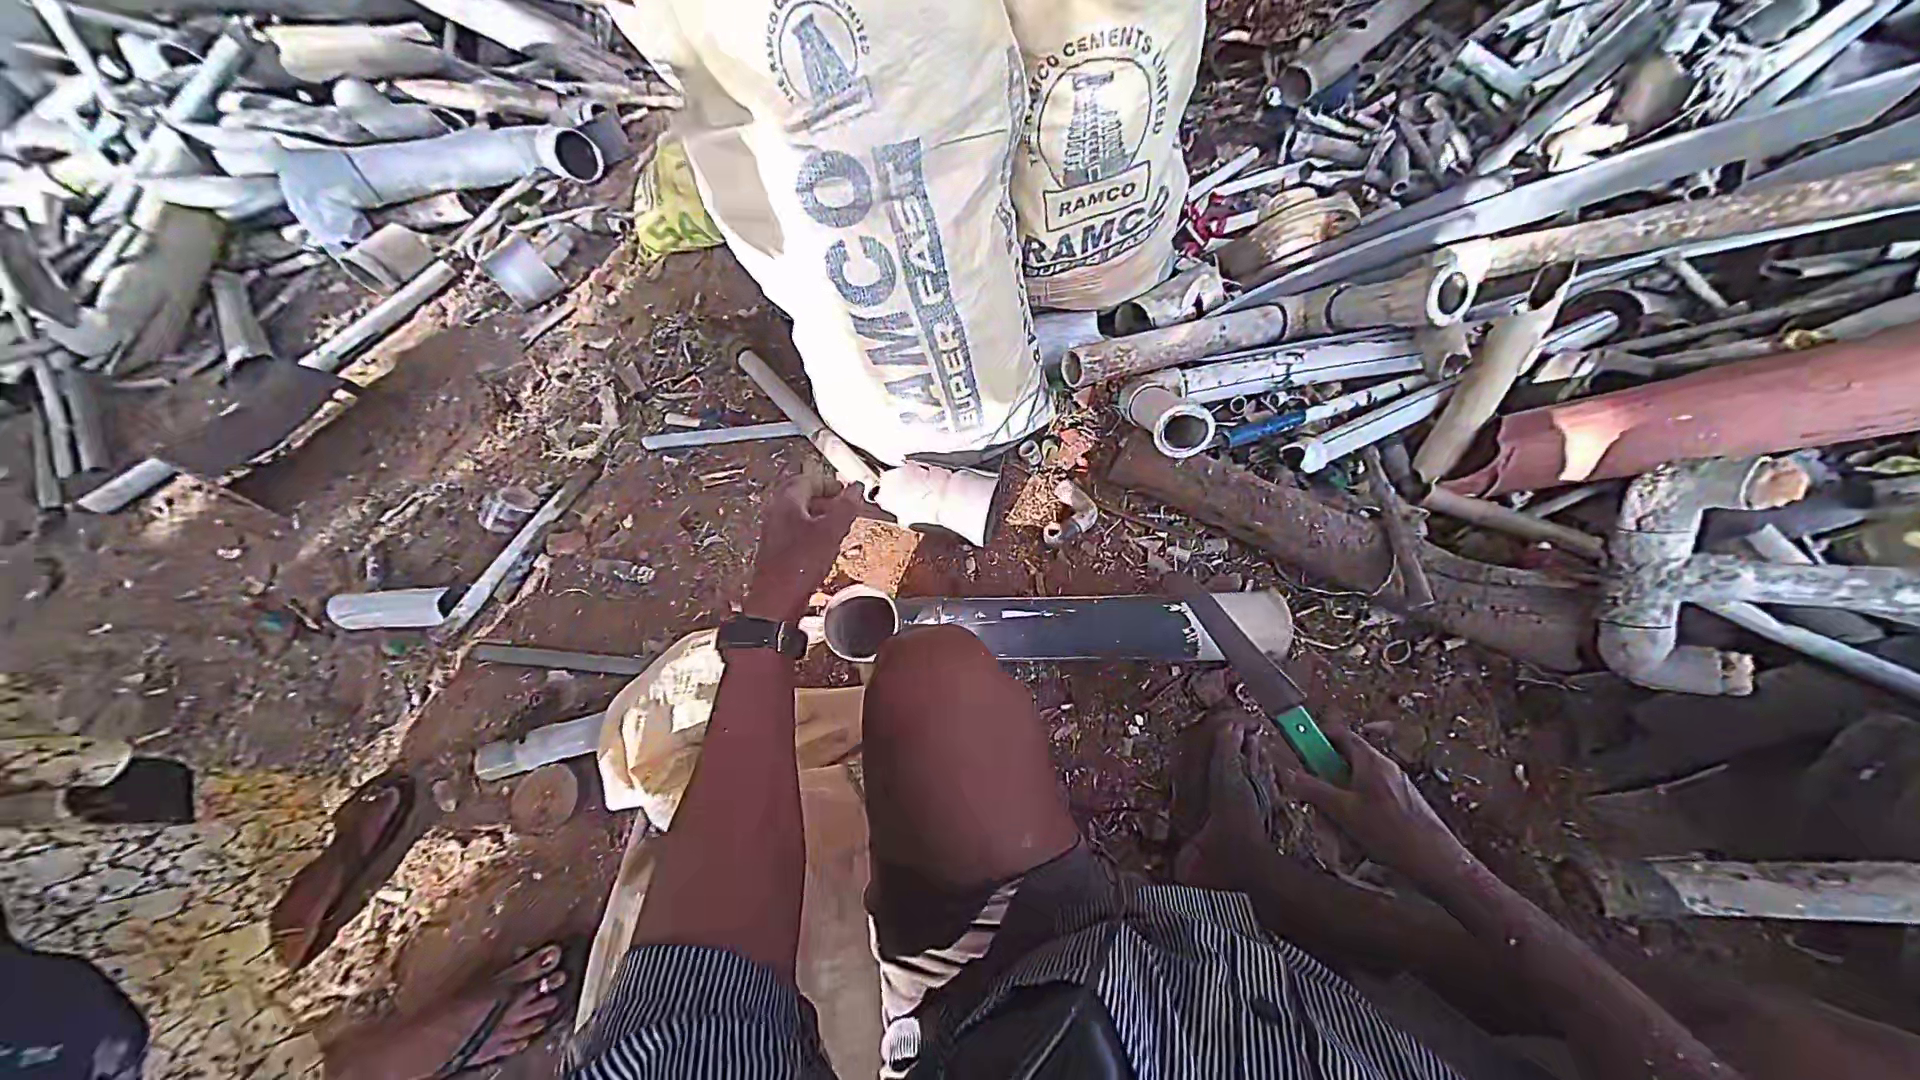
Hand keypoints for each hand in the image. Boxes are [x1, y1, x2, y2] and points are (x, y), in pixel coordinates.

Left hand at [743, 474, 864, 621]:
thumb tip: (856, 489)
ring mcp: (774, 532)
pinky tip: (824, 546)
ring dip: (820, 515)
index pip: (809, 480)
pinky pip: (796, 532)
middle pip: (802, 495)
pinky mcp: (776, 551)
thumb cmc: (797, 566)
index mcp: (787, 502)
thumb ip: (846, 507)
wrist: (776, 601)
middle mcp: (776, 513)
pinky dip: (813, 532)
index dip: (831, 483)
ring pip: (799, 514)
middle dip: (825, 498)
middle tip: (844, 504)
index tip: (847, 490)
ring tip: (838, 524)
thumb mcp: (832, 531)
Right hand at [1275, 726, 1478, 887]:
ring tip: (1336, 826)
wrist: (1441, 866)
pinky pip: (1369, 801)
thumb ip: (1313, 789)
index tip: (1300, 752)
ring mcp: (1395, 787)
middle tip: (1314, 800)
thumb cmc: (1391, 832)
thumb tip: (1288, 773)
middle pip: (1343, 762)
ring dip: (1338, 802)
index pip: (1338, 734)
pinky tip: (1356, 837)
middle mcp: (1384, 768)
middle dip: (1324, 781)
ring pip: (1354, 786)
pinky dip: (1356, 814)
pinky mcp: (1403, 806)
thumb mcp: (1342, 810)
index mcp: (1370, 760)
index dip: (1315, 738)